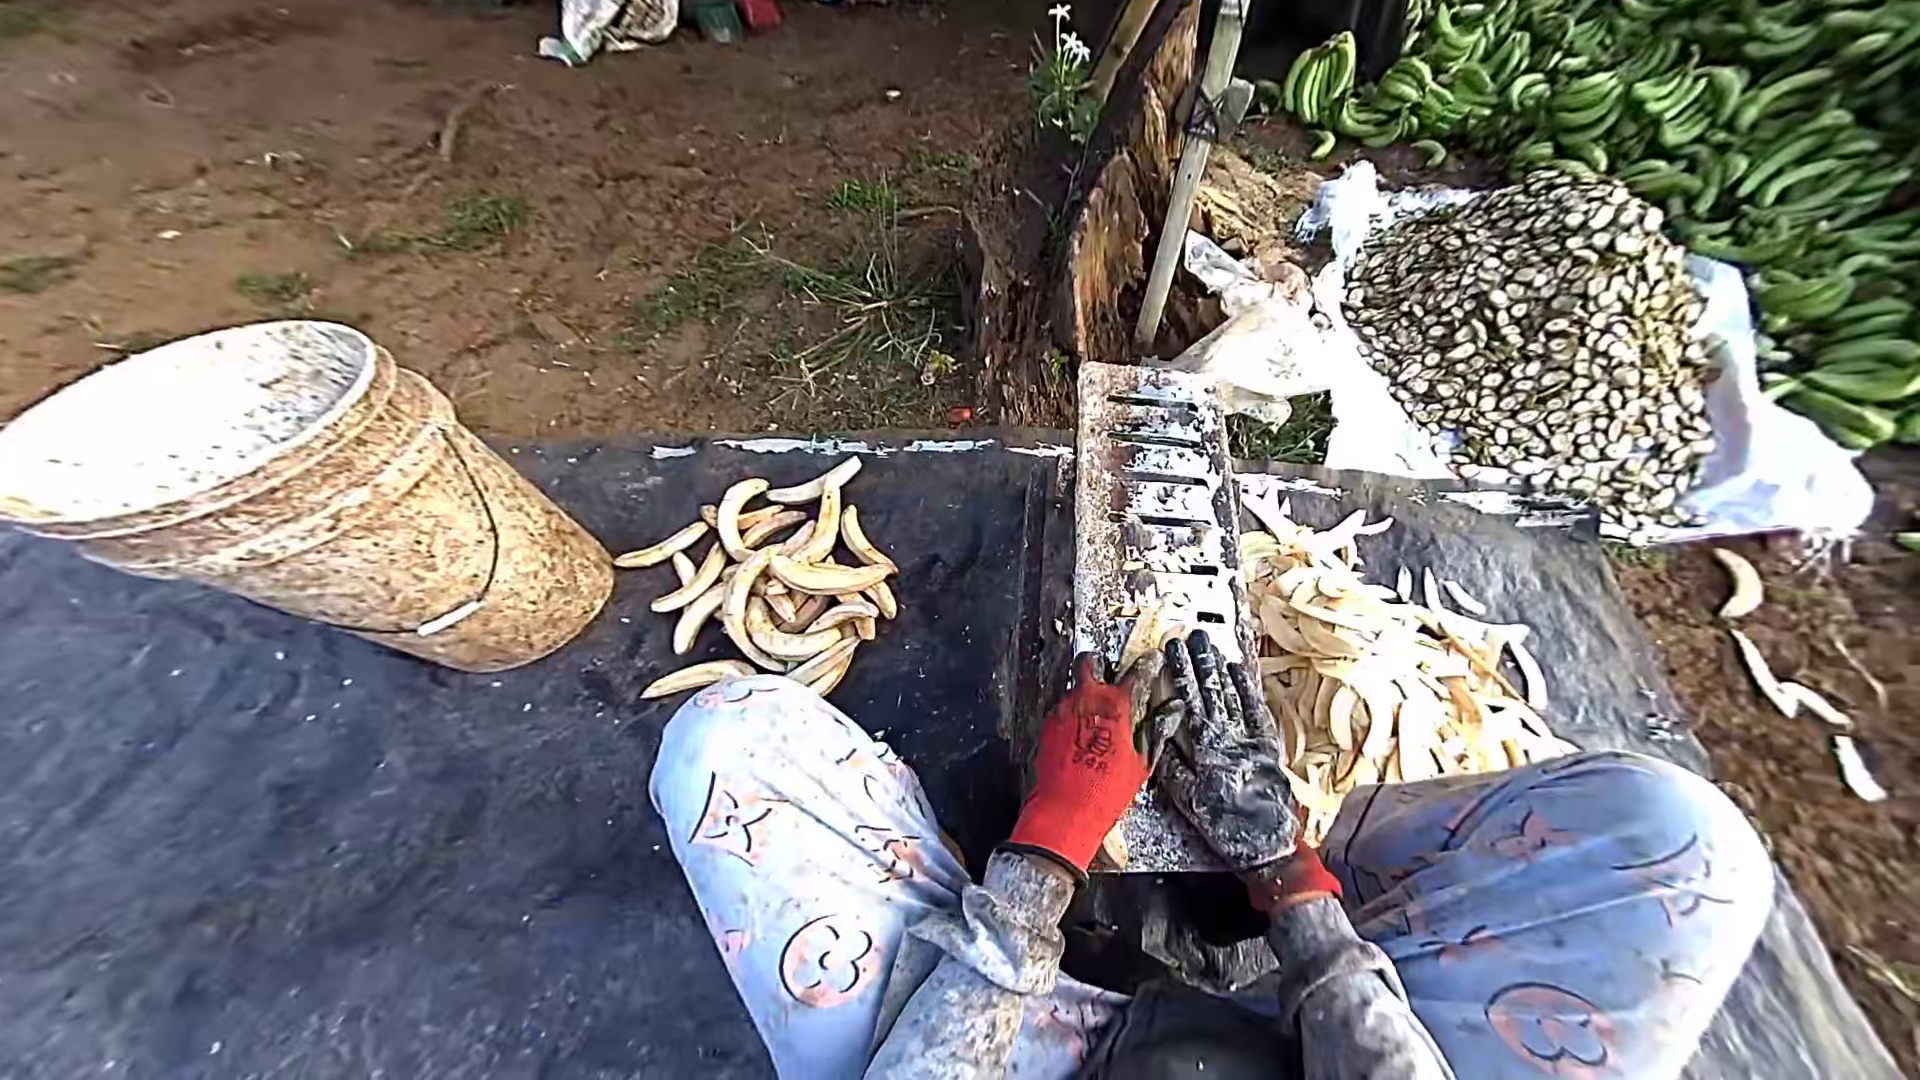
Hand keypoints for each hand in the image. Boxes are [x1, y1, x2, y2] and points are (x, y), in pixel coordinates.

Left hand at [1005, 650, 1165, 875]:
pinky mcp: (1048, 722)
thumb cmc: (1105, 790)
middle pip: (1090, 662)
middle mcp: (1086, 699)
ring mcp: (1063, 708)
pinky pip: (1063, 708)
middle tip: (1110, 678)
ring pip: (1075, 687)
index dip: (1148, 664)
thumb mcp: (1141, 763)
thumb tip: (1171, 711)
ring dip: (1086, 695)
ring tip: (1096, 718)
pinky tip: (1081, 734)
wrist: (1065, 809)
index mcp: (1115, 705)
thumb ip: (1156, 730)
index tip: (1152, 662)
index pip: (1136, 672)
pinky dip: (1073, 714)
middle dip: (1100, 663)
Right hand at [1156, 631, 1336, 910]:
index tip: (1171, 649)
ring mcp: (1249, 738)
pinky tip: (1239, 672)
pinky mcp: (1267, 745)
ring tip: (1211, 647)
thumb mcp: (1184, 796)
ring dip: (1220, 668)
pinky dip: (1247, 689)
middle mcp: (1226, 736)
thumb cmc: (1220, 822)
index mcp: (1203, 746)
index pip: (1187, 698)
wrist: (1266, 845)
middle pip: (1210, 690)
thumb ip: (1169, 762)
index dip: (1178, 671)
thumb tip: (1156, 730)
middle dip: (1199, 661)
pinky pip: (1255, 710)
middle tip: (1193, 636)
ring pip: (1231, 695)